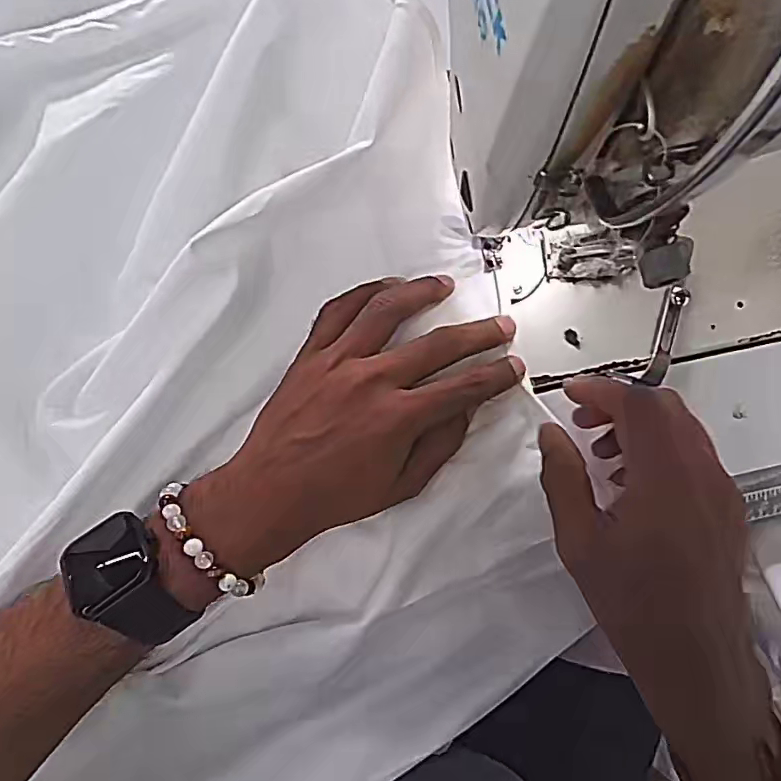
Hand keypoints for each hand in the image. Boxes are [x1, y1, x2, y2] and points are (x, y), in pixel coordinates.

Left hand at [160, 275, 522, 607]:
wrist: (271, 491)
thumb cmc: (329, 494)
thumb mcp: (400, 485)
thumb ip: (438, 447)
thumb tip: (462, 414)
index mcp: (397, 418)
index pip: (462, 387)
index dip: (494, 375)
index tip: (509, 367)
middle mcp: (370, 382)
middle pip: (438, 344)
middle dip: (478, 333)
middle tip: (496, 327)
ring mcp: (338, 363)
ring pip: (387, 311)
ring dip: (421, 293)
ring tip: (442, 286)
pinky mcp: (311, 357)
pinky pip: (338, 311)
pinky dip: (363, 294)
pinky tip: (382, 289)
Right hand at [537, 376, 780, 780]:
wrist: (696, 658)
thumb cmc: (635, 606)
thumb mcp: (580, 542)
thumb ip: (563, 479)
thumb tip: (551, 437)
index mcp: (665, 477)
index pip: (638, 404)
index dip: (600, 390)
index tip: (571, 394)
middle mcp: (704, 475)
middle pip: (666, 409)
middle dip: (620, 405)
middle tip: (584, 423)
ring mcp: (723, 491)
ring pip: (684, 431)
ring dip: (642, 429)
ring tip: (604, 457)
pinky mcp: (729, 509)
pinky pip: (696, 458)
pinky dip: (663, 453)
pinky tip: (633, 486)